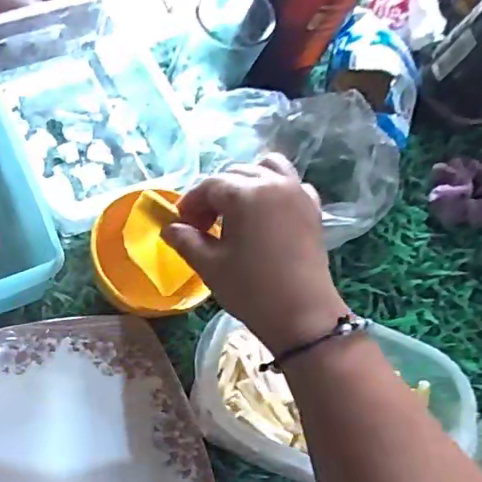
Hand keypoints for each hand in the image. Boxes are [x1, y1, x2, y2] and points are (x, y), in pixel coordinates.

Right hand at [162, 154, 351, 353]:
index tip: (180, 224)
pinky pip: (289, 185)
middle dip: (215, 194)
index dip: (190, 203)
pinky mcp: (312, 208)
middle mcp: (273, 183)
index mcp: (245, 194)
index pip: (210, 186)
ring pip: (266, 169)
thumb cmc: (250, 289)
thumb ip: (186, 241)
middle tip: (202, 225)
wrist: (300, 313)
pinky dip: (272, 191)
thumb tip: (170, 228)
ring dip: (245, 184)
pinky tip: (263, 217)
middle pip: (236, 174)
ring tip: (234, 213)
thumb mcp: (209, 266)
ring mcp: (297, 193)